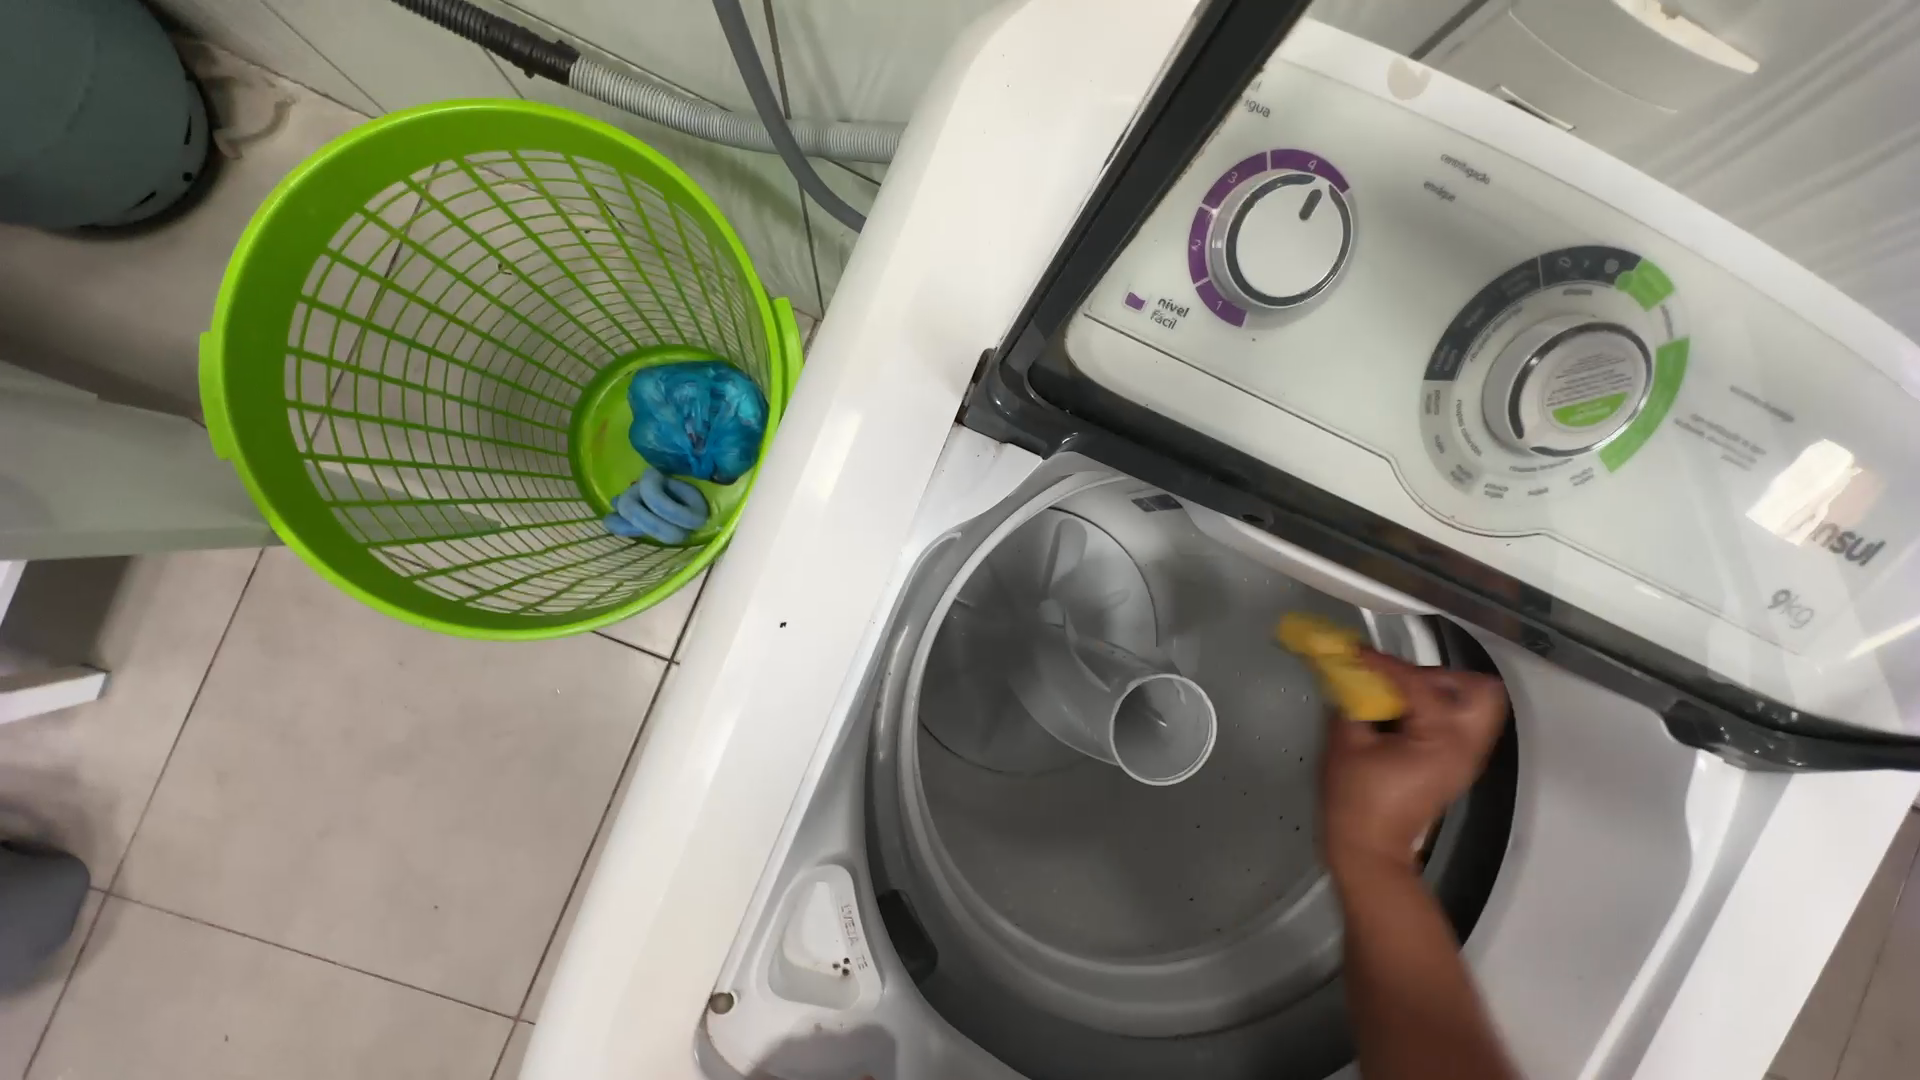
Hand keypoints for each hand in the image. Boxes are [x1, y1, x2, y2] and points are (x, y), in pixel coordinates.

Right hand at [1318, 651, 1506, 880]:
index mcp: (1441, 740)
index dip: (1384, 664)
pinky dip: (1436, 709)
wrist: (1369, 850)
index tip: (1356, 652)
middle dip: (1439, 676)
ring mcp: (1467, 758)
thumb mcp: (1345, 743)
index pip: (1420, 683)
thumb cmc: (1355, 799)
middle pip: (1481, 690)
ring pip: (1477, 705)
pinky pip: (1461, 723)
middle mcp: (1466, 746)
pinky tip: (1401, 714)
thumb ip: (1352, 701)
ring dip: (1441, 691)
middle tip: (1399, 679)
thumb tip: (1351, 675)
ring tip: (1400, 695)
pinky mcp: (1457, 765)